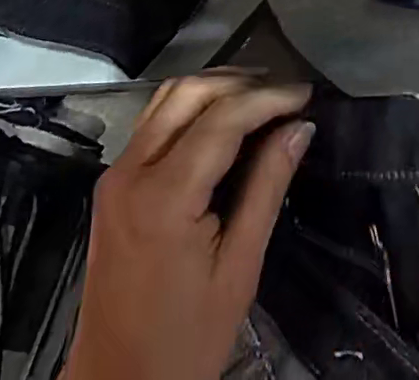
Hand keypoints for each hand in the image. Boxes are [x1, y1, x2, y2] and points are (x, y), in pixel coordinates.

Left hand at [62, 75, 313, 379]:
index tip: (305, 94)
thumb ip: (268, 186)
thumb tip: (299, 128)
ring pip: (166, 98)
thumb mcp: (239, 266)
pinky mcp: (112, 182)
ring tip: (261, 94)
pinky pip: (154, 121)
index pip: (222, 118)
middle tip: (285, 91)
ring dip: (214, 87)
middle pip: (188, 93)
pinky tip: (223, 117)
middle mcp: (130, 171)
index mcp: (164, 196)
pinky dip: (191, 107)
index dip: (268, 97)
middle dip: (240, 81)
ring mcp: (115, 174)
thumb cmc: (186, 338)